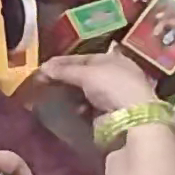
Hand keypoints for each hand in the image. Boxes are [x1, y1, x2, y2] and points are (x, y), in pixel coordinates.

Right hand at [38, 51, 159, 114]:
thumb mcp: (86, 73)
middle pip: (82, 74)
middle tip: (43, 81)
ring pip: (83, 91)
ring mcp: (111, 94)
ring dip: (70, 93)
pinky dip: (79, 106)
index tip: (44, 67)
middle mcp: (112, 74)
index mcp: (111, 59)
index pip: (82, 58)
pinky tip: (74, 109)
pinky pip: (88, 106)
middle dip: (64, 77)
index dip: (62, 62)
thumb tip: (43, 67)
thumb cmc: (111, 86)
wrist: (130, 117)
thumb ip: (64, 70)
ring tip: (54, 94)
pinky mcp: (108, 112)